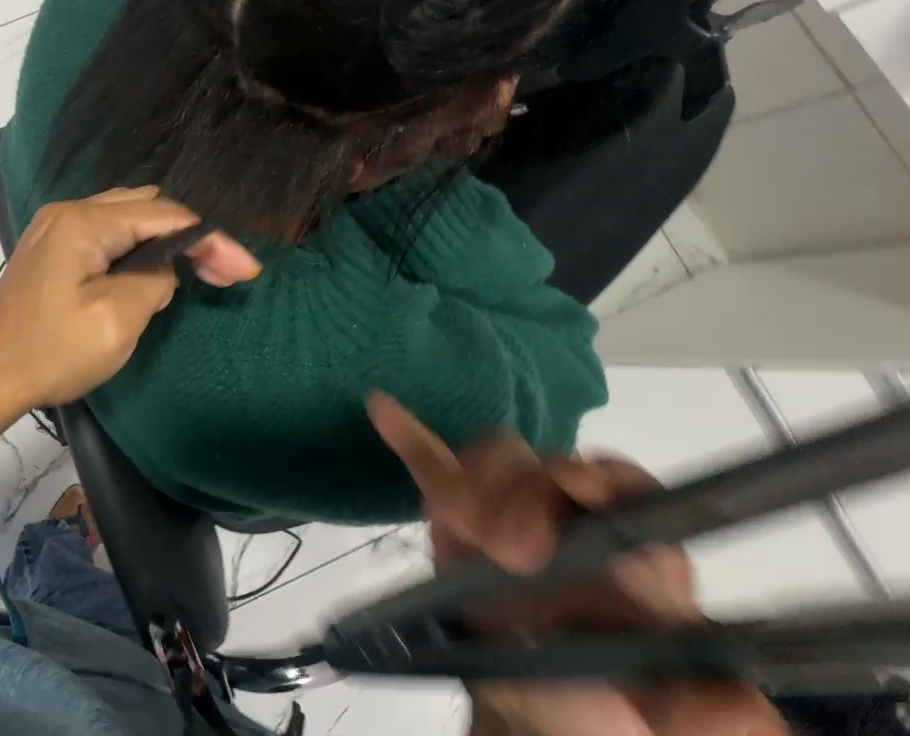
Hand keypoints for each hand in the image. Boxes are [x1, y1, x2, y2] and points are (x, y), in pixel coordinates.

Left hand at [0, 188, 257, 490]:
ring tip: (202, 273)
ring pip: (126, 219)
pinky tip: (156, 273)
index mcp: (82, 222)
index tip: (246, 272)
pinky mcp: (51, 250)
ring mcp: (54, 229)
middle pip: (146, 208)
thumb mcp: (117, 319)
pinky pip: (105, 236)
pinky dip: (137, 250)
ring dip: (165, 242)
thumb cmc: (51, 352)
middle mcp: (66, 212)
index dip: (210, 239)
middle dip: (191, 237)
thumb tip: (163, 268)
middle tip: (227, 274)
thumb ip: (155, 280)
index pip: (164, 215)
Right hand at [368, 394, 788, 735]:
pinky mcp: (455, 516)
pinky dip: (410, 440)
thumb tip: (732, 696)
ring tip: (459, 528)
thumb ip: (707, 710)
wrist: (545, 709)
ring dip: (471, 483)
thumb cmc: (611, 707)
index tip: (577, 485)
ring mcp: (507, 512)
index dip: (605, 477)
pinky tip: (382, 408)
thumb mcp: (674, 719)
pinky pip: (431, 468)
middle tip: (507, 550)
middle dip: (522, 492)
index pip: (629, 492)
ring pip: (493, 461)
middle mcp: (573, 520)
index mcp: (635, 559)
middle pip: (548, 466)